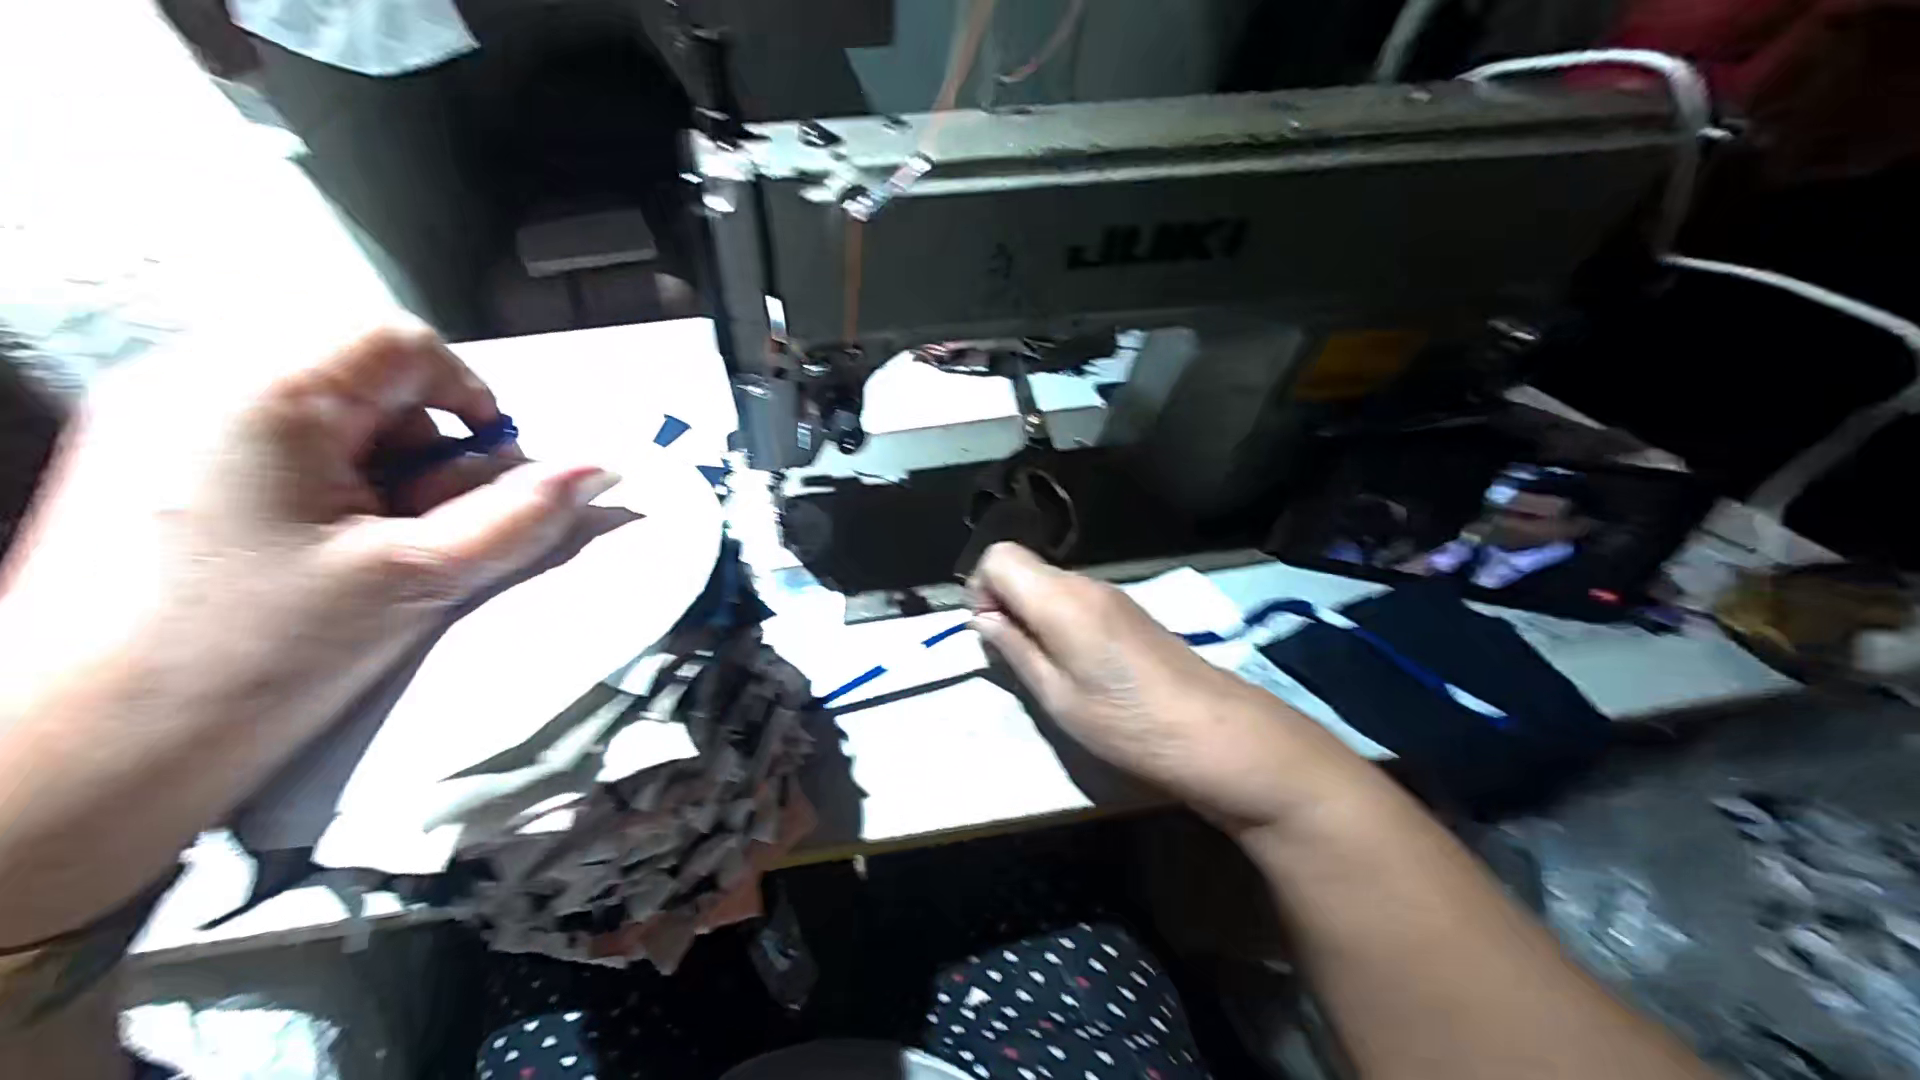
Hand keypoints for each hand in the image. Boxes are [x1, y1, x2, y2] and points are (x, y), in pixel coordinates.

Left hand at [0, 325, 614, 943]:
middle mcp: (196, 381)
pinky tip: (326, 543)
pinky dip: (333, 478)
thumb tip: (603, 469)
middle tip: (428, 517)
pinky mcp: (154, 465)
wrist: (71, 765)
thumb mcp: (417, 578)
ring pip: (327, 408)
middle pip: (363, 371)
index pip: (399, 340)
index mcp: (258, 393)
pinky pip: (279, 438)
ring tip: (377, 540)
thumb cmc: (259, 656)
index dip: (466, 394)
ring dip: (383, 462)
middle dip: (423, 438)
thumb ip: (521, 515)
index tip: (486, 469)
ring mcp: (163, 421)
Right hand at [966, 543, 1370, 831]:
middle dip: (1005, 601)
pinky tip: (1079, 663)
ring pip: (1049, 582)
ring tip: (1046, 666)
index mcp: (1060, 597)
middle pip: (1024, 566)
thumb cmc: (1124, 721)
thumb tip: (984, 619)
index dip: (982, 588)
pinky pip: (1075, 598)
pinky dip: (1059, 619)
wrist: (1213, 731)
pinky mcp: (1128, 610)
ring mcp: (1111, 594)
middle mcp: (1085, 582)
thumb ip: (1014, 648)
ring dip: (1032, 612)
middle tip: (1014, 654)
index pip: (999, 555)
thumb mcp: (1055, 695)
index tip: (991, 632)